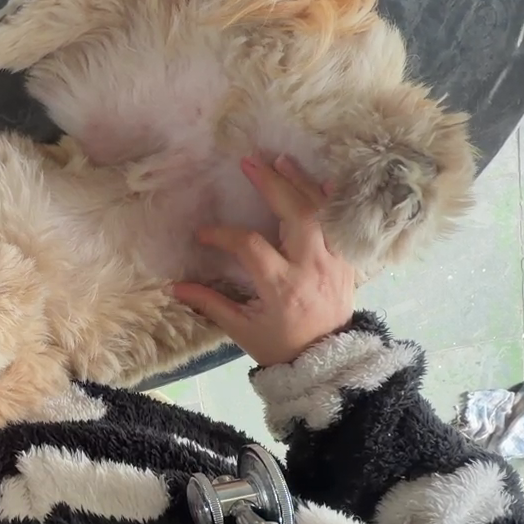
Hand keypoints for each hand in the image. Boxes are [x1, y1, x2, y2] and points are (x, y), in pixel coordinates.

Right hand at [172, 154, 356, 367]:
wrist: (328, 363)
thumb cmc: (280, 346)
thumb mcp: (241, 329)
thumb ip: (210, 304)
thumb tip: (174, 288)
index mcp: (281, 286)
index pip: (249, 246)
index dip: (223, 234)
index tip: (203, 234)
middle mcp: (311, 267)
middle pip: (295, 214)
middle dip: (271, 184)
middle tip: (250, 162)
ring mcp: (335, 262)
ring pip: (322, 212)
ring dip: (301, 183)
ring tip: (281, 160)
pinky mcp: (348, 262)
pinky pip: (343, 223)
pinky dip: (333, 200)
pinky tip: (320, 180)